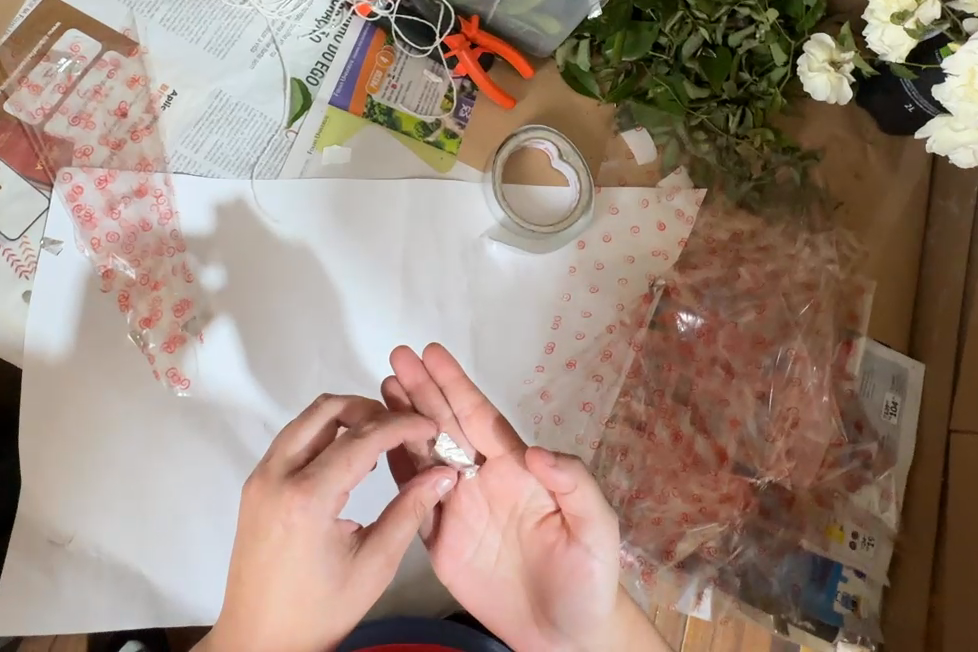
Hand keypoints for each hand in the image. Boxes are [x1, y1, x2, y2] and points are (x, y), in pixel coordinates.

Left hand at [199, 393, 458, 651]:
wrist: (259, 642)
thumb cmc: (318, 612)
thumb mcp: (374, 566)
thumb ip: (410, 511)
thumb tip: (444, 473)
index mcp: (308, 497)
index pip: (362, 437)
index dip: (402, 425)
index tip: (429, 425)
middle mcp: (278, 475)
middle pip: (329, 409)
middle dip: (371, 409)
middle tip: (402, 428)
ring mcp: (261, 476)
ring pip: (308, 417)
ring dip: (347, 417)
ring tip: (379, 442)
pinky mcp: (255, 483)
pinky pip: (293, 437)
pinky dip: (324, 433)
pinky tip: (348, 460)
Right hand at [382, 344, 666, 651]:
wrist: (565, 635)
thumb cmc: (588, 576)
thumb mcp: (596, 526)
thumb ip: (574, 483)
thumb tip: (536, 452)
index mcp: (516, 467)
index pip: (479, 416)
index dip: (455, 384)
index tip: (432, 353)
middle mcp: (483, 477)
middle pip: (447, 424)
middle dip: (422, 389)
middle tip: (398, 355)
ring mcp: (459, 506)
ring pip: (425, 453)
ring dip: (404, 420)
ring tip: (383, 387)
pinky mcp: (442, 541)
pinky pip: (413, 498)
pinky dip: (396, 468)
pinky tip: (381, 443)